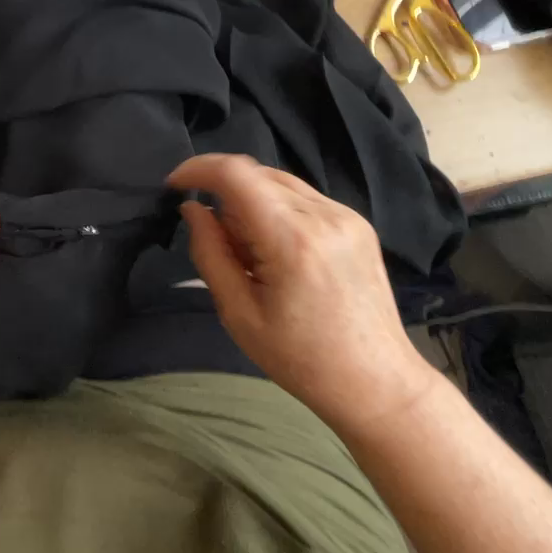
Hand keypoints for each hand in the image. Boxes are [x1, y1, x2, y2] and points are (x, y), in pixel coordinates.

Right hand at [167, 154, 440, 431]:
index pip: (235, 173)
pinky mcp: (357, 223)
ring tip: (247, 248)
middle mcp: (323, 216)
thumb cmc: (301, 358)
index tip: (174, 186)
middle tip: (216, 238)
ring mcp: (346, 216)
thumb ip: (210, 252)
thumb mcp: (238, 313)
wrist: (377, 383)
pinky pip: (301, 196)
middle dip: (222, 192)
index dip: (197, 169)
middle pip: (255, 173)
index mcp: (292, 240)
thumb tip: (192, 209)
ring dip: (248, 199)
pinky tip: (275, 248)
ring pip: (278, 181)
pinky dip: (274, 208)